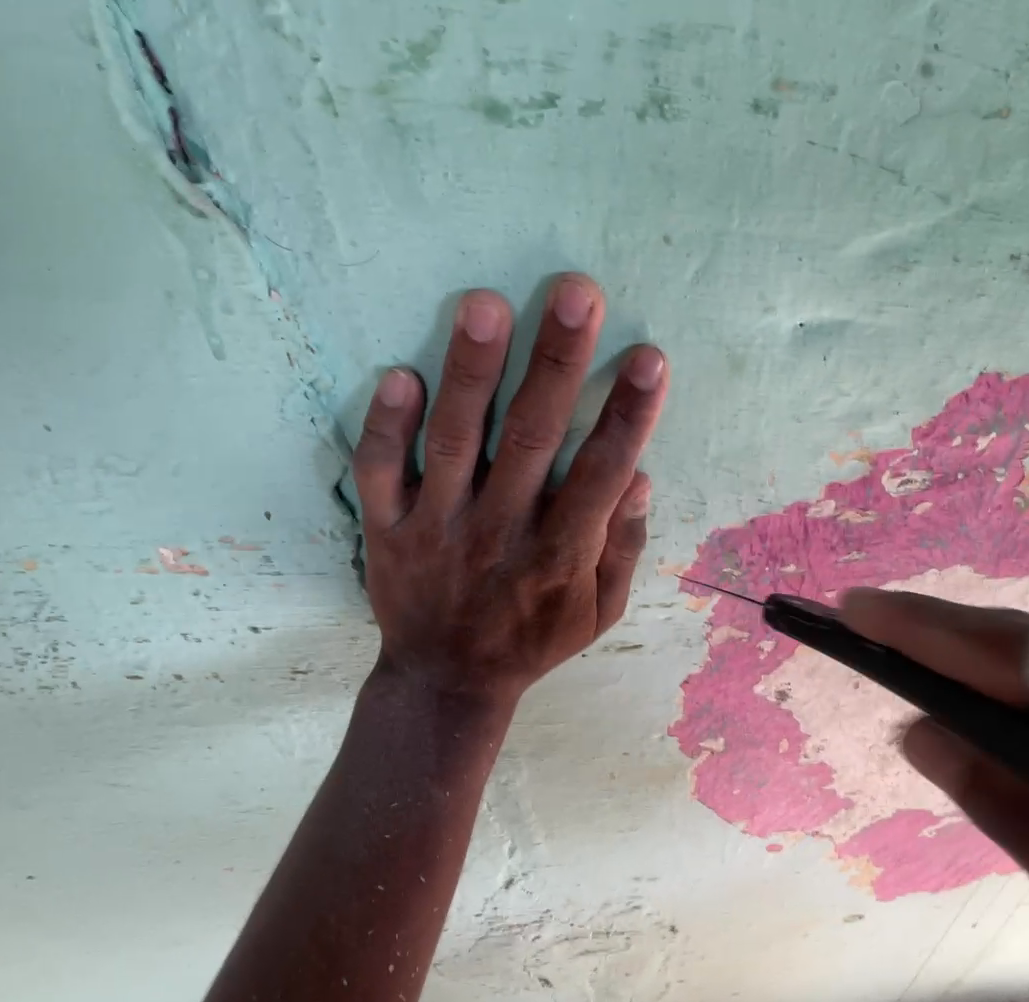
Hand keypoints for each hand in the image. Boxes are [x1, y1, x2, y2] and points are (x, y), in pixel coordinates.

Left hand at [352, 275, 667, 707]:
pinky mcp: (386, 530)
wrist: (446, 681)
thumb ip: (623, 548)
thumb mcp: (600, 612)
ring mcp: (436, 529)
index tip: (649, 357)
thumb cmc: (534, 638)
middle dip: (557, 364)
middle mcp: (499, 534)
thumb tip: (639, 476)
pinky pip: (379, 472)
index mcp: (559, 557)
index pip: (601, 476)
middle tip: (576, 293)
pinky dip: (385, 426)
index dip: (627, 416)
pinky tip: (401, 374)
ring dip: (471, 372)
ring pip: (455, 442)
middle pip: (532, 441)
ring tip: (485, 304)